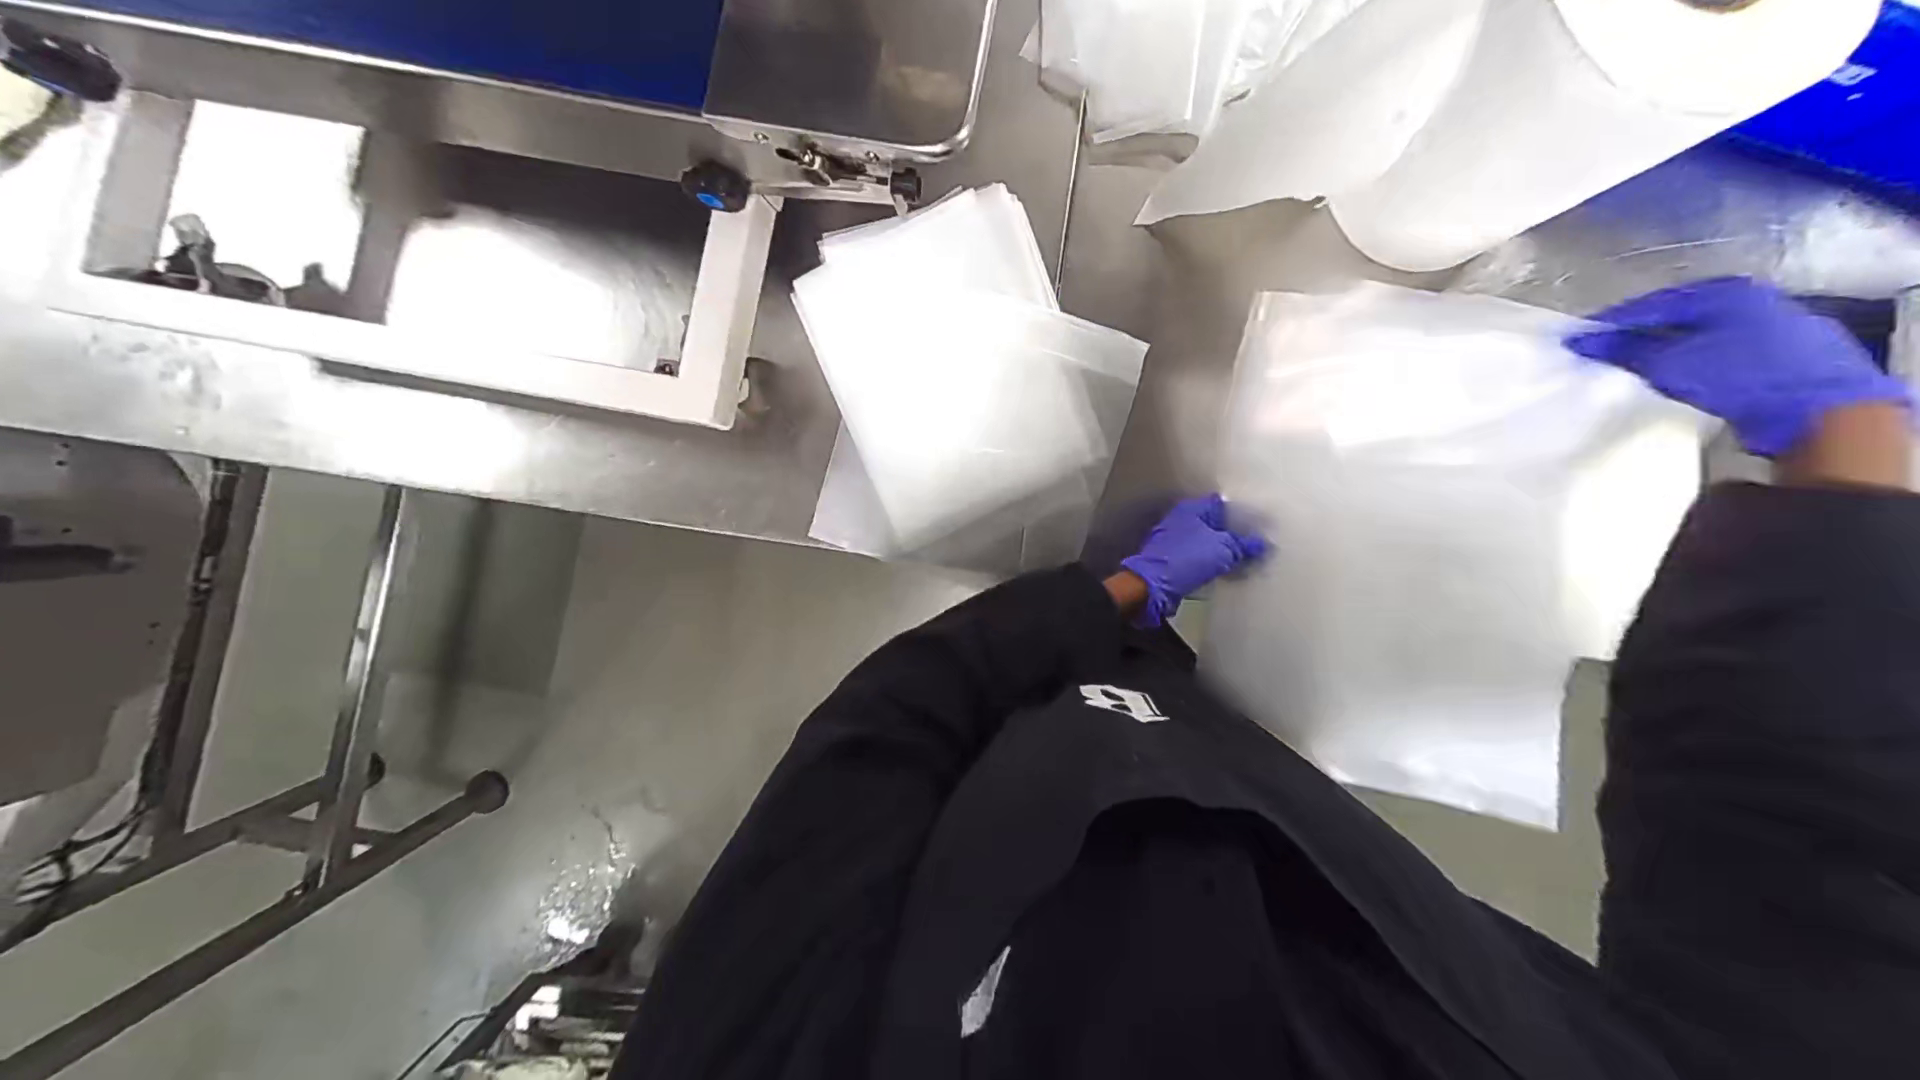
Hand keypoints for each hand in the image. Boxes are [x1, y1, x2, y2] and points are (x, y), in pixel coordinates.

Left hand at [1118, 494, 1268, 627]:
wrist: (1152, 586)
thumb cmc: (1187, 559)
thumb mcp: (1223, 550)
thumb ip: (1244, 546)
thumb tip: (1261, 544)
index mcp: (1190, 509)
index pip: (1221, 503)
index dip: (1241, 513)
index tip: (1258, 524)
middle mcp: (1179, 520)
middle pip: (1213, 524)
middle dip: (1233, 533)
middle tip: (1255, 544)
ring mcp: (1173, 540)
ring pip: (1205, 542)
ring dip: (1221, 550)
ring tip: (1245, 559)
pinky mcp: (1170, 560)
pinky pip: (1197, 558)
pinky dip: (1209, 562)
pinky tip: (1224, 570)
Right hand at [1565, 277, 1910, 457]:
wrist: (1818, 410)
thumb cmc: (1739, 374)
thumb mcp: (1668, 363)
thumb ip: (1623, 350)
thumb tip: (1584, 342)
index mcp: (1722, 292)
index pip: (1650, 304)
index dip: (1610, 323)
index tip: (1577, 340)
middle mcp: (1749, 301)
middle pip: (1675, 318)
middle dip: (1636, 336)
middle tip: (1599, 354)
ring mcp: (1769, 326)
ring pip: (1697, 336)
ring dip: (1663, 350)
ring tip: (1630, 368)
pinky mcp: (1778, 354)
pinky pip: (1717, 352)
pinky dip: (1689, 362)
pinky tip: (1672, 377)